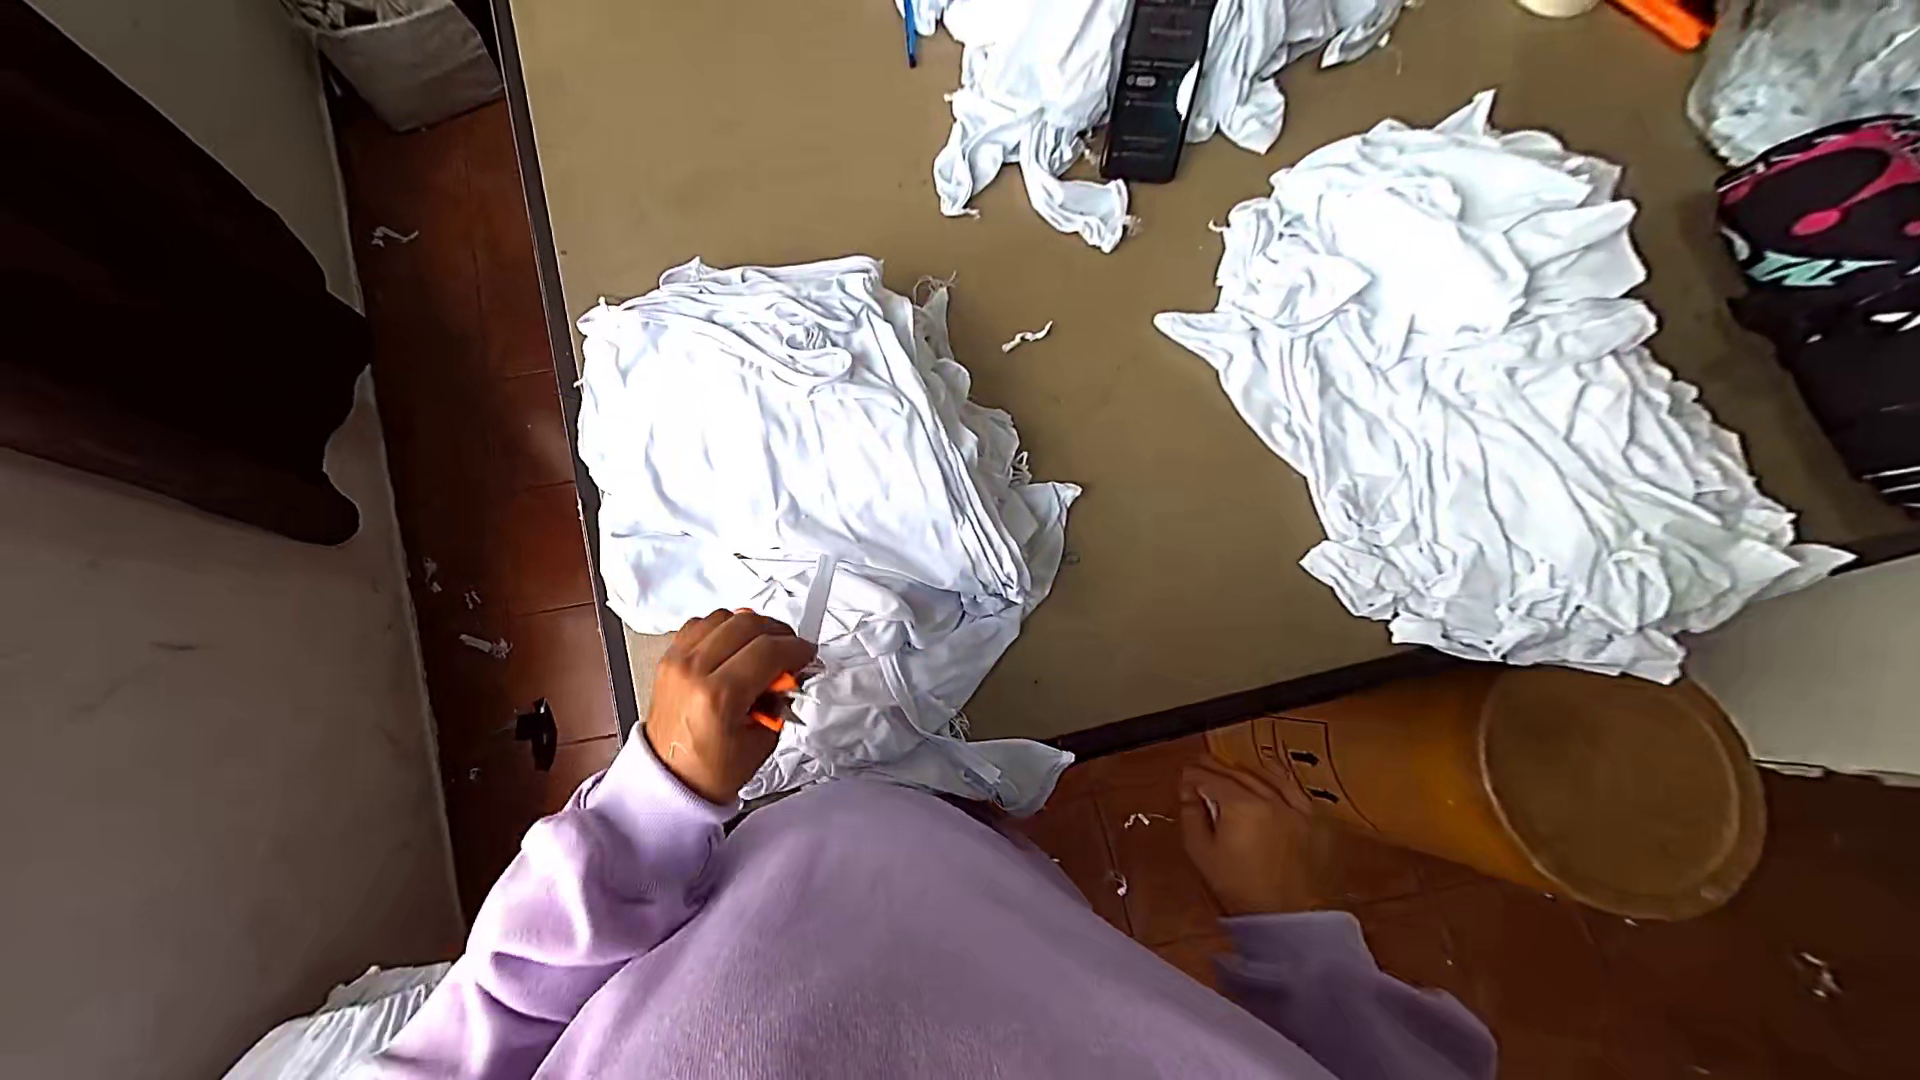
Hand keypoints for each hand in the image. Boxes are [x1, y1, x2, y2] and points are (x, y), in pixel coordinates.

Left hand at [644, 610, 815, 805]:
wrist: (669, 781)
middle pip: (749, 624)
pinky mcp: (668, 658)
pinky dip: (725, 628)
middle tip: (790, 651)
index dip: (797, 648)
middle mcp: (693, 671)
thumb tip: (791, 669)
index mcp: (718, 696)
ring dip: (752, 627)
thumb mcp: (764, 738)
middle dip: (780, 633)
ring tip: (763, 648)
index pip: (770, 649)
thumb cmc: (710, 770)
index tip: (807, 654)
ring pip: (726, 617)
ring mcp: (677, 661)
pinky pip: (702, 624)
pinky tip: (736, 646)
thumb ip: (780, 696)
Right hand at [1180, 756, 1326, 915]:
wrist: (1287, 920)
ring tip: (1225, 767)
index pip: (1208, 777)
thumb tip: (1188, 790)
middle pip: (1233, 772)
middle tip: (1196, 767)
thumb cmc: (1238, 887)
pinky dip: (1274, 775)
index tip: (1183, 781)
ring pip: (1260, 775)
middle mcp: (1267, 798)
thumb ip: (1191, 814)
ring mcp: (1292, 807)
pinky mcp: (1309, 818)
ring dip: (1239, 768)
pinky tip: (1264, 770)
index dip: (1191, 776)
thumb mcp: (1200, 851)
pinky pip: (1291, 786)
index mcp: (1238, 805)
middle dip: (1211, 767)